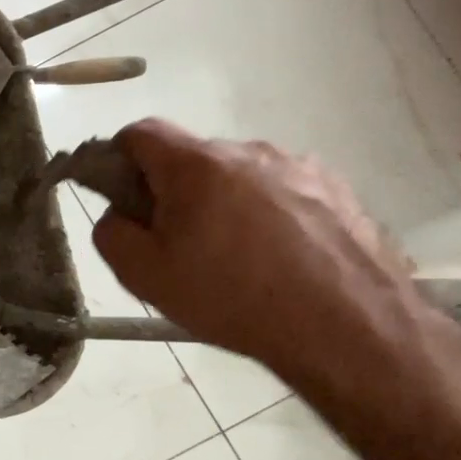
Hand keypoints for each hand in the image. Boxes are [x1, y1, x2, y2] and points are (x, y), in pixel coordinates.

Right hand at [91, 119, 423, 384]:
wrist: (350, 326)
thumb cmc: (230, 296)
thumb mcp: (140, 273)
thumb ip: (110, 231)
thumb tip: (121, 213)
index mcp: (195, 165)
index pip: (140, 132)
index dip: (118, 158)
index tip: (121, 197)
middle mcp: (249, 152)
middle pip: (191, 157)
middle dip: (174, 188)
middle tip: (176, 240)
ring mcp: (301, 168)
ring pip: (238, 175)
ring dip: (224, 201)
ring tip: (234, 254)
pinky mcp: (340, 191)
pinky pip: (282, 191)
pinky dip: (267, 214)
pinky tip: (276, 257)